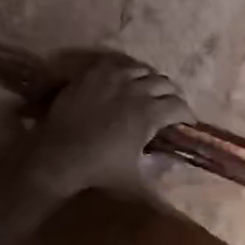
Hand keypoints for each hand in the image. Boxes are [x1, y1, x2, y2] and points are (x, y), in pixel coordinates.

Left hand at [22, 57, 193, 196]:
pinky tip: (123, 82)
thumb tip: (177, 159)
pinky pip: (117, 64)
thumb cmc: (99, 170)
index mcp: (149, 113)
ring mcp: (113, 77)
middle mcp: (135, 88)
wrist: (58, 156)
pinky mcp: (93, 73)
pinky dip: (126, 72)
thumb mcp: (136, 180)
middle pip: (165, 82)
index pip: (179, 105)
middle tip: (169, 107)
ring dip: (150, 80)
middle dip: (172, 95)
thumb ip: (161, 170)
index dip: (187, 114)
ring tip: (147, 91)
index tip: (187, 122)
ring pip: (142, 69)